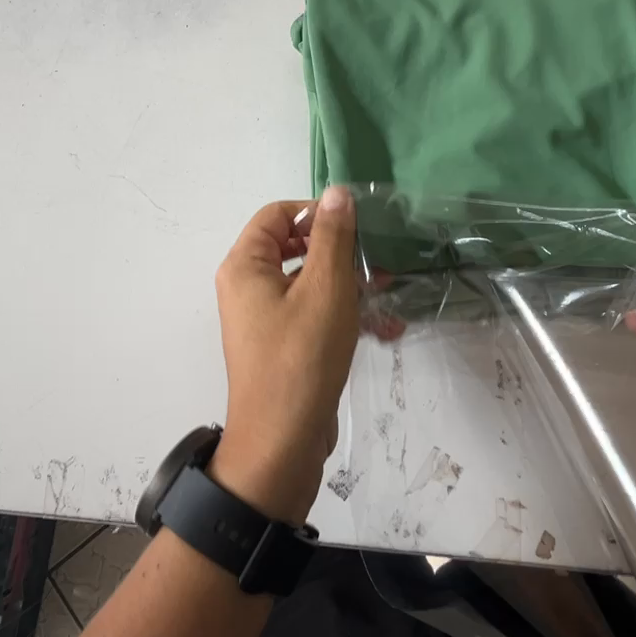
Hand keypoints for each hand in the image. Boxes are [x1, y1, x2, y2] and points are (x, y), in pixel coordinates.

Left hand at [209, 186, 359, 523]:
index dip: (316, 212)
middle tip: (378, 259)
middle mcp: (248, 287)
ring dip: (350, 286)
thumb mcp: (325, 290)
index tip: (357, 226)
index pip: (277, 215)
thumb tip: (336, 192)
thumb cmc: (302, 358)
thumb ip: (332, 238)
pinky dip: (344, 316)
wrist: (282, 444)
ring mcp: (264, 319)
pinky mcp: (283, 346)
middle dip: (340, 252)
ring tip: (390, 293)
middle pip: (295, 248)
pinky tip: (385, 329)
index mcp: (245, 266)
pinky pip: (313, 315)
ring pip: (310, 284)